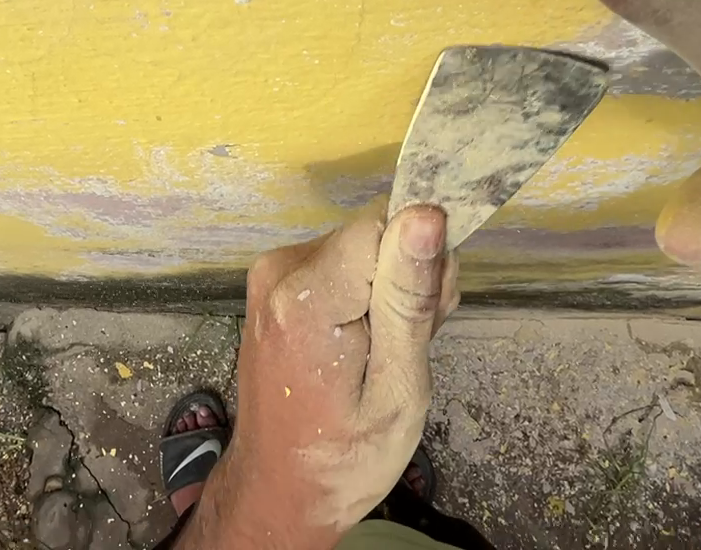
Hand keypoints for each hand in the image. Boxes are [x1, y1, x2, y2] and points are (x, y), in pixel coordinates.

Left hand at [179, 200, 459, 549]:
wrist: (278, 486)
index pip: (382, 223)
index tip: (427, 310)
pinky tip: (363, 341)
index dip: (417, 258)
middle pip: (373, 235)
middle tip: (407, 345)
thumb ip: (408, 296)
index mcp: (305, 295)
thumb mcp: (397, 387)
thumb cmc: (344, 456)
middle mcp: (280, 267)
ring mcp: (273, 271)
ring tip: (385, 351)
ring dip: (388, 289)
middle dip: (406, 278)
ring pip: (361, 247)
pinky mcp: (276, 279)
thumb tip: (426, 214)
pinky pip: (340, 261)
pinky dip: (363, 293)